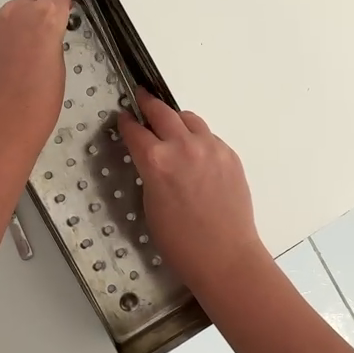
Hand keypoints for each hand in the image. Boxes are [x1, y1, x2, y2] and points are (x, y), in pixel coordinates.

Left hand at [0, 0, 70, 161]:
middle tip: (36, 49)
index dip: (60, 12)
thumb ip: (51, 43)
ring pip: (5, 16)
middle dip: (34, 19)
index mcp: (44, 19)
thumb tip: (43, 39)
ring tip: (13, 63)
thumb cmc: (35, 107)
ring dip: (11, 30)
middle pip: (28, 3)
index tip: (59, 25)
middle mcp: (14, 14)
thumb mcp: (58, 70)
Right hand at [116, 93, 266, 295]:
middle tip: (141, 96)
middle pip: (161, 112)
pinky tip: (195, 153)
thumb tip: (152, 158)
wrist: (225, 256)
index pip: (134, 130)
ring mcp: (211, 147)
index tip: (123, 117)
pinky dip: (198, 137)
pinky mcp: (229, 155)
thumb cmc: (180, 241)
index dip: (126, 123)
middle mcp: (183, 146)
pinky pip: (209, 136)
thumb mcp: (151, 204)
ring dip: (176, 118)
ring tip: (171, 124)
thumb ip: (150, 173)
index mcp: (156, 161)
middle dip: (148, 103)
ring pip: (189, 118)